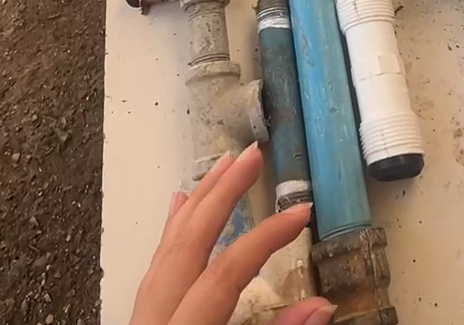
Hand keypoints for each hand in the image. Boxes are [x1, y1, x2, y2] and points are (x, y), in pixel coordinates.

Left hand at [130, 143, 333, 324]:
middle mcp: (156, 314)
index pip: (227, 272)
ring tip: (224, 165)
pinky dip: (173, 227)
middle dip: (224, 193)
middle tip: (253, 155)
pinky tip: (180, 202)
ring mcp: (142, 312)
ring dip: (200, 201)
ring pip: (169, 245)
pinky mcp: (140, 314)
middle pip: (190, 241)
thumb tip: (323, 307)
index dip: (266, 239)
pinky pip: (155, 262)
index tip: (301, 212)